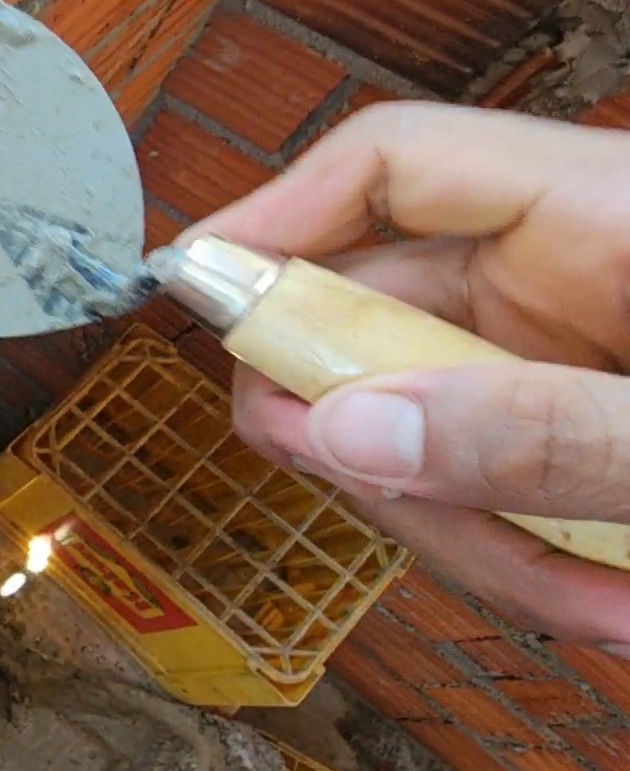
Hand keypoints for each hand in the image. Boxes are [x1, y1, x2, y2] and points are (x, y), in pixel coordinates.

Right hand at [191, 101, 629, 653]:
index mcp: (610, 218)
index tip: (184, 285)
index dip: (270, 212)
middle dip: (346, 416)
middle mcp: (553, 275)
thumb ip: (553, 435)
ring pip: (390, 411)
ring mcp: (544, 356)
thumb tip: (328, 434)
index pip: (387, 165)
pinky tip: (595, 604)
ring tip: (576, 605)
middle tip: (368, 494)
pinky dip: (495, 547)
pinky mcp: (549, 425)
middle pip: (355, 309)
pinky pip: (454, 472)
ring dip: (442, 515)